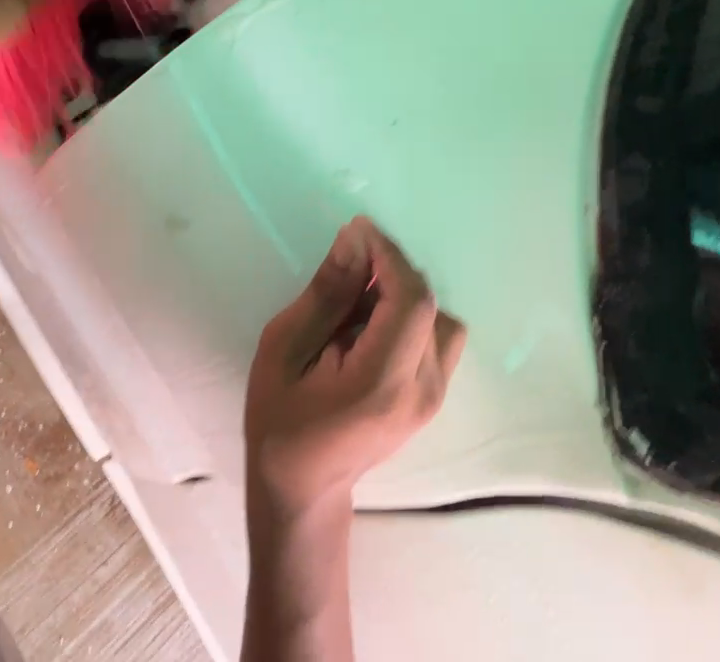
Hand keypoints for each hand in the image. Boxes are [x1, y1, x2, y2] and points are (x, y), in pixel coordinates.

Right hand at [244, 218, 465, 512]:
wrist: (302, 487)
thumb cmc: (280, 420)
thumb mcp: (283, 350)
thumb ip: (326, 296)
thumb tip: (354, 243)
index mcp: (382, 382)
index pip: (412, 300)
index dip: (389, 256)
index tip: (357, 231)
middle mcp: (423, 390)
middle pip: (429, 305)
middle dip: (390, 273)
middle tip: (345, 270)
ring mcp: (435, 398)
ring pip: (440, 320)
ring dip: (402, 298)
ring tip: (356, 309)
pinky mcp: (434, 399)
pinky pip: (436, 339)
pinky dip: (408, 320)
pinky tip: (368, 332)